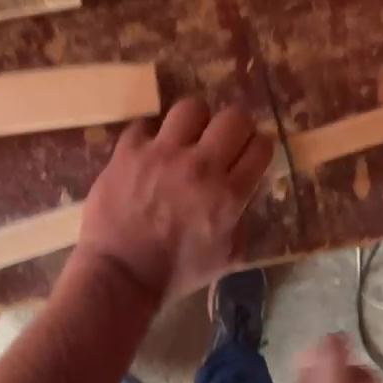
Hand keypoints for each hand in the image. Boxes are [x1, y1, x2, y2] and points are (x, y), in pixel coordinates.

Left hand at [73, 98, 272, 304]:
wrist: (121, 275)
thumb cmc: (176, 274)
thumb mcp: (225, 257)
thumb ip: (240, 223)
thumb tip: (241, 199)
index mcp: (229, 195)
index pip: (260, 147)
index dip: (258, 149)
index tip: (248, 156)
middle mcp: (201, 166)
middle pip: (234, 118)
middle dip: (235, 127)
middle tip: (223, 141)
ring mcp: (163, 154)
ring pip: (192, 108)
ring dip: (195, 122)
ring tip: (187, 138)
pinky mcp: (129, 152)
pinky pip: (146, 124)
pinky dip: (151, 136)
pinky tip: (150, 152)